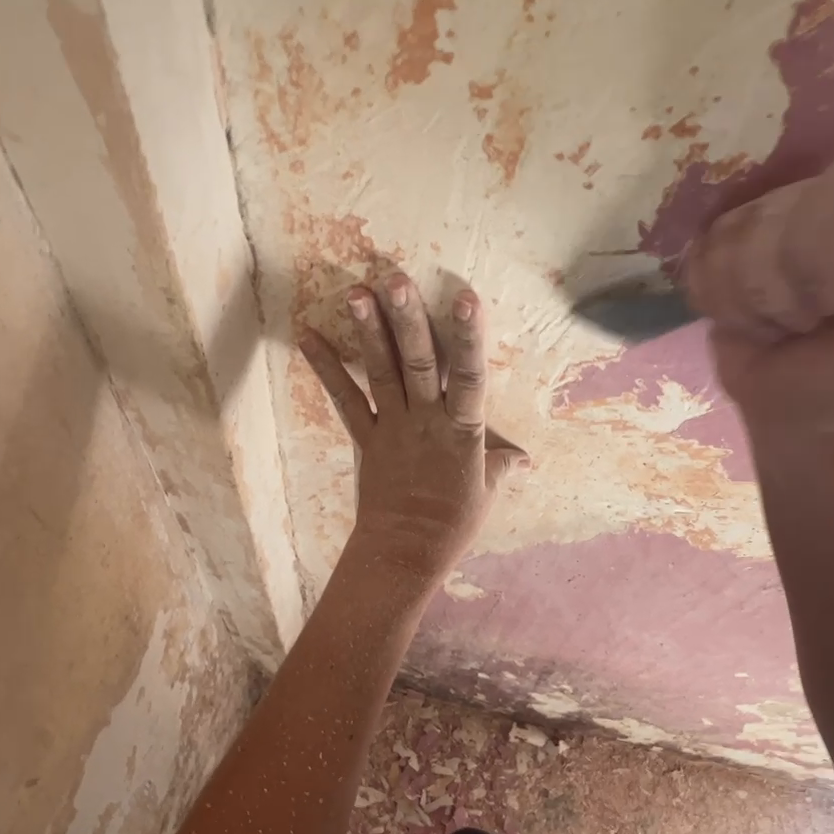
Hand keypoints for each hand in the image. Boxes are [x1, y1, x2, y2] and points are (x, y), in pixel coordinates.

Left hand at [299, 273, 526, 578]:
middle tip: (395, 279)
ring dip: (369, 332)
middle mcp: (427, 421)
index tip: (467, 298)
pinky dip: (327, 368)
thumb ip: (502, 466)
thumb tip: (525, 457)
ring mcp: (392, 427)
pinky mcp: (365, 439)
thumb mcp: (487, 493)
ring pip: (382, 374)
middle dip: (409, 321)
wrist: (405, 553)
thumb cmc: (453, 525)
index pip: (471, 377)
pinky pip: (345, 400)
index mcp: (464, 432)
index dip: (469, 337)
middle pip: (420, 364)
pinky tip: (309, 335)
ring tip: (356, 291)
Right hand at [683, 158, 833, 435]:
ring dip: (752, 305)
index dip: (817, 255)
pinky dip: (722, 303)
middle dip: (783, 290)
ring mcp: (782, 214)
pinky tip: (750, 320)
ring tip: (782, 327)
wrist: (792, 412)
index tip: (831, 310)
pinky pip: (704, 256)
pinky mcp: (733, 241)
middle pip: (780, 214)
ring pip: (734, 238)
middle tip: (808, 326)